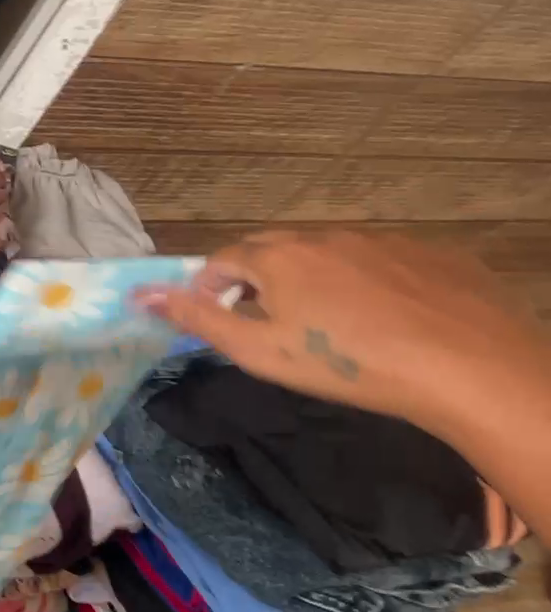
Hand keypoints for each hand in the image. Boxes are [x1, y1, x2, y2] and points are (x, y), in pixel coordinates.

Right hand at [136, 230, 549, 427]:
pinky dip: (369, 280)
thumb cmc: (347, 364)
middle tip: (270, 320)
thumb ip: (196, 317)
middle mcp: (323, 237)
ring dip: (313, 277)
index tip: (220, 317)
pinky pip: (381, 260)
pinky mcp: (434, 255)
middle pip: (272, 250)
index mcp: (276, 257)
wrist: (474, 374)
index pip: (222, 259)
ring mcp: (383, 242)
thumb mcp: (258, 350)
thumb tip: (138, 294)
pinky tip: (386, 317)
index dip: (210, 286)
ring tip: (330, 321)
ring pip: (327, 253)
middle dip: (258, 278)